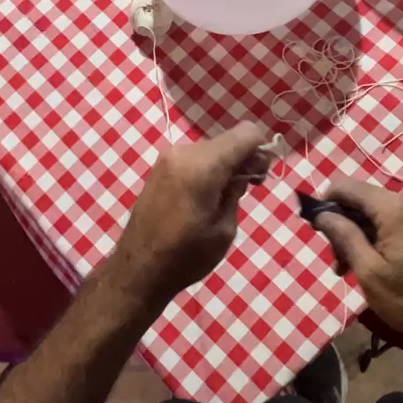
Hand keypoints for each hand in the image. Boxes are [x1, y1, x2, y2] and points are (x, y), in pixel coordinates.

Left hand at [110, 122, 269, 307]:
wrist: (139, 269)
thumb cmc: (186, 256)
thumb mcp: (225, 229)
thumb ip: (238, 190)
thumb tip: (248, 168)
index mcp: (203, 166)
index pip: (246, 133)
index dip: (262, 148)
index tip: (263, 174)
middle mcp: (184, 152)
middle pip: (228, 140)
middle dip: (244, 158)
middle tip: (251, 188)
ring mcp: (168, 157)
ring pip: (212, 148)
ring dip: (225, 164)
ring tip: (226, 196)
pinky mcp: (159, 166)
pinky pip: (195, 157)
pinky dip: (208, 167)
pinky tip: (207, 194)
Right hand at [314, 178, 402, 356]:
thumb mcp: (369, 272)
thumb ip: (344, 236)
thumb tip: (321, 214)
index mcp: (394, 209)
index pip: (347, 185)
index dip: (325, 201)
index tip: (315, 229)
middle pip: (360, 198)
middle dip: (341, 223)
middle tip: (334, 259)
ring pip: (373, 212)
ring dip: (356, 233)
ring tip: (347, 268)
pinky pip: (390, 221)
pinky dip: (374, 237)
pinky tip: (368, 264)